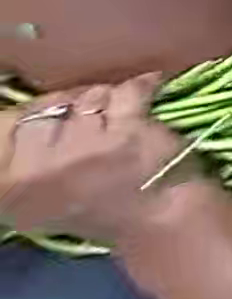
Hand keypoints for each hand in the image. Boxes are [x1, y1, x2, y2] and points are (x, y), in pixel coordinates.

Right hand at [0, 73, 201, 246]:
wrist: (150, 213)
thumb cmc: (90, 207)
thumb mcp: (24, 199)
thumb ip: (13, 164)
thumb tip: (16, 120)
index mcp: (3, 181)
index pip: (4, 123)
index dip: (33, 110)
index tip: (55, 112)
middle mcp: (35, 165)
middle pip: (46, 107)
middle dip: (71, 99)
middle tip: (92, 105)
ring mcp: (83, 147)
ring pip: (89, 97)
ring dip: (107, 94)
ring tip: (119, 104)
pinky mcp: (128, 132)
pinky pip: (128, 93)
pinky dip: (144, 85)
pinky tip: (149, 86)